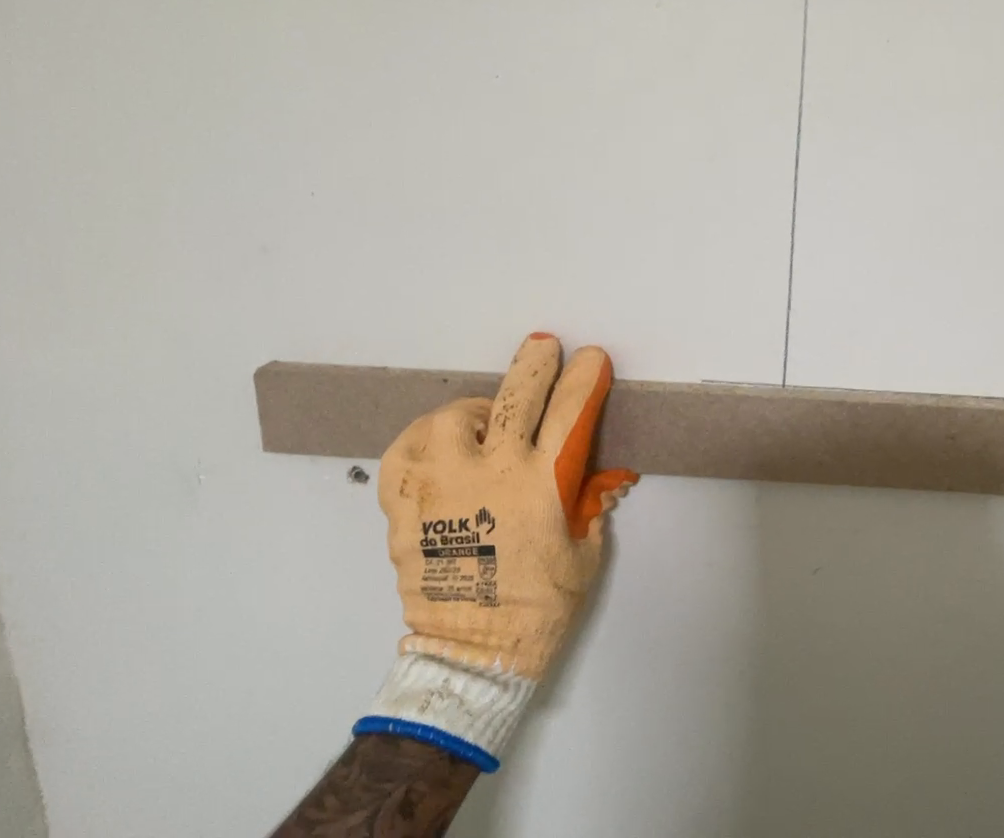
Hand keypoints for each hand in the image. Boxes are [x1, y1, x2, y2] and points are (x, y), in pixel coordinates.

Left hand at [355, 333, 636, 770]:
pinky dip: (423, 442)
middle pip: (513, 399)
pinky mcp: (402, 508)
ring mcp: (437, 487)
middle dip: (534, 366)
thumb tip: (601, 474)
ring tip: (484, 426)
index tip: (591, 359)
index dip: (584, 380)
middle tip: (543, 348)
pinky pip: (405, 453)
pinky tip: (438, 449)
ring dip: (473, 413)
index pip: (569, 414)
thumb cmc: (540, 609)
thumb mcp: (585, 556)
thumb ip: (590, 505)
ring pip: (448, 419)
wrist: (473, 656)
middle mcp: (487, 475)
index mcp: (538, 487)